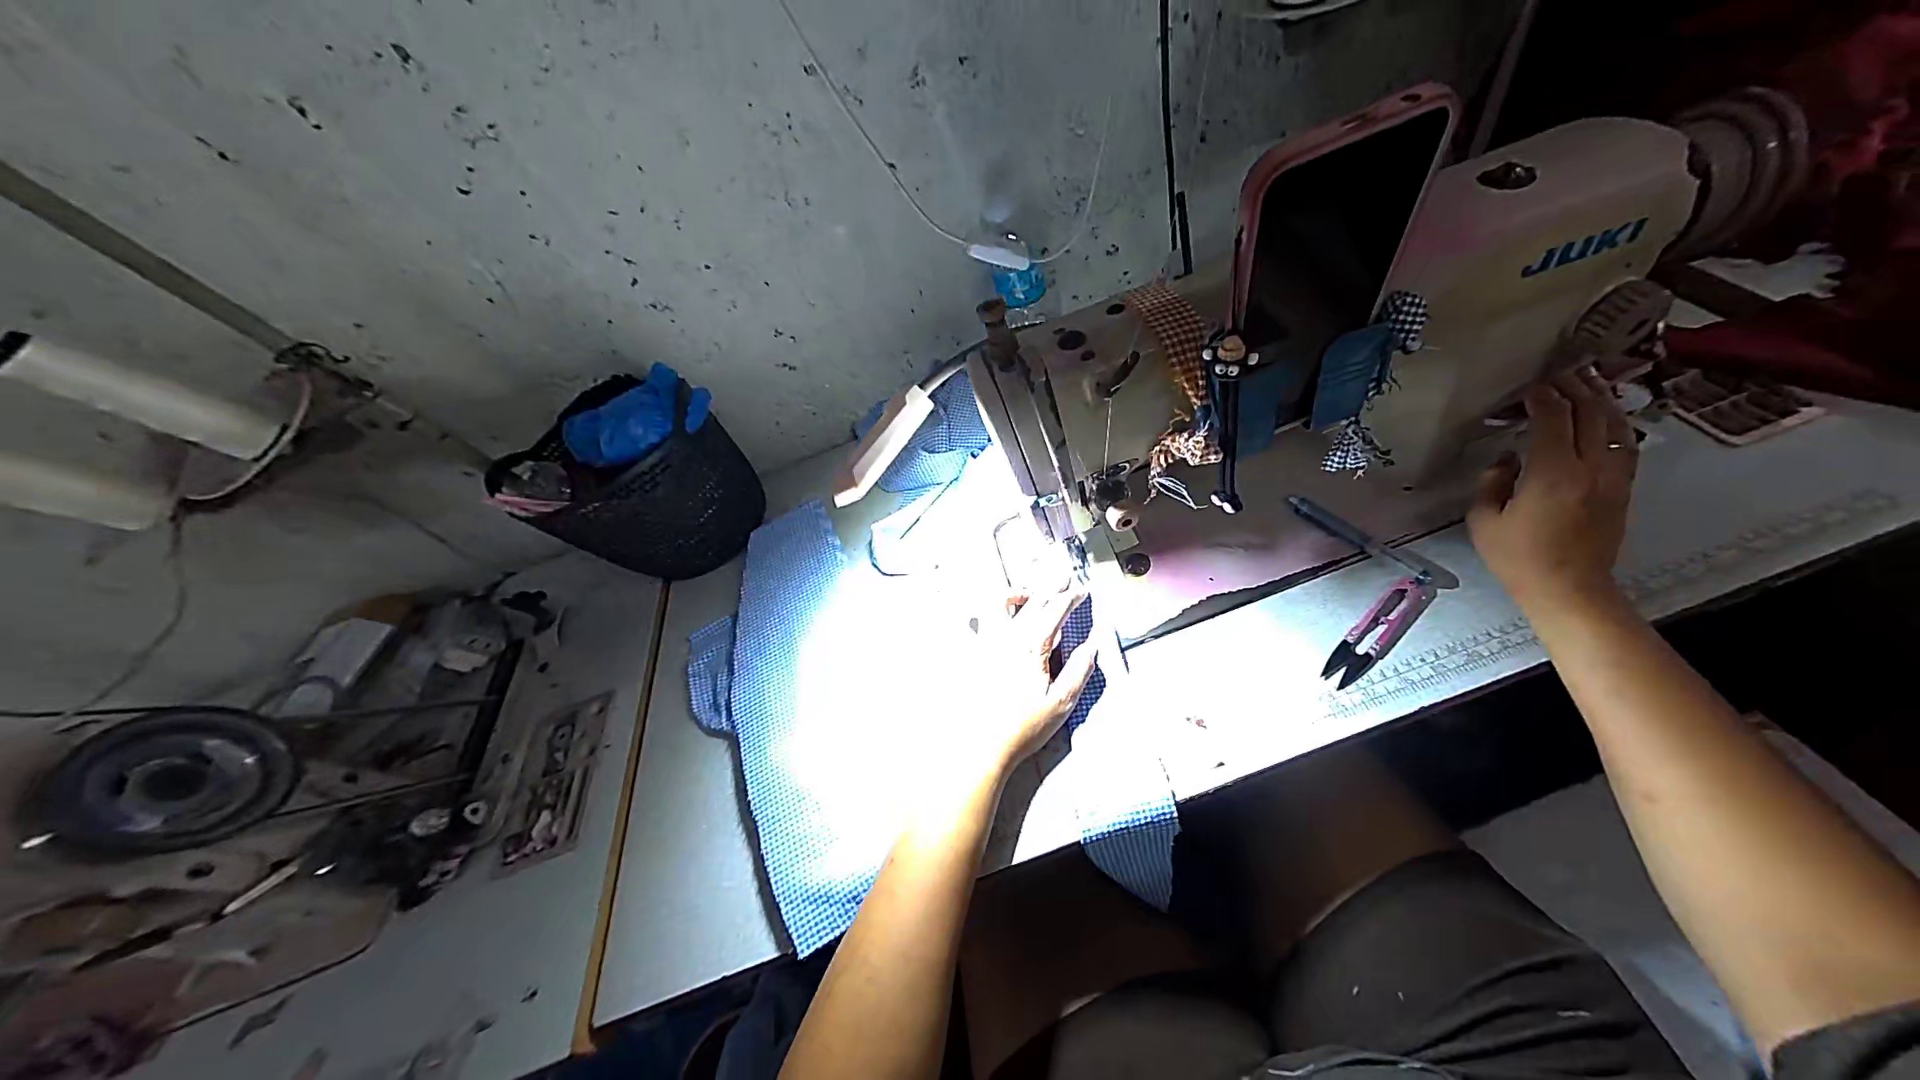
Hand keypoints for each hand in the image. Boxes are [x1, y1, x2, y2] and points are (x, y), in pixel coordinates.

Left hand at [941, 588, 1096, 785]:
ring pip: (997, 603)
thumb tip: (1090, 647)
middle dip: (1049, 587)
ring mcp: (985, 643)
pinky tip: (984, 615)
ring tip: (1025, 594)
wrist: (983, 744)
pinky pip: (973, 623)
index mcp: (1031, 646)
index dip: (1070, 598)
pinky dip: (982, 613)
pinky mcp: (971, 655)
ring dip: (1014, 593)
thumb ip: (1078, 670)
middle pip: (1030, 601)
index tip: (1080, 592)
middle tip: (1061, 580)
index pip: (1054, 610)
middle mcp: (1007, 638)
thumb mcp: (1061, 702)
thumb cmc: (1022, 727)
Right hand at [1468, 369, 1637, 609]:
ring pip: (1615, 424)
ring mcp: (1613, 476)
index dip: (1542, 397)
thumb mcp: (1483, 520)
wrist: (1569, 587)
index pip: (1553, 419)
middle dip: (1575, 388)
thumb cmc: (1518, 557)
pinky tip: (1606, 415)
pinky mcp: (1623, 487)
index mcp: (1553, 473)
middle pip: (1590, 413)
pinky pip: (1626, 443)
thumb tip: (1507, 459)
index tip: (1528, 387)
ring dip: (1601, 399)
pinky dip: (1615, 422)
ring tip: (1589, 380)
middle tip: (1559, 372)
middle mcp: (1590, 467)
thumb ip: (1493, 482)